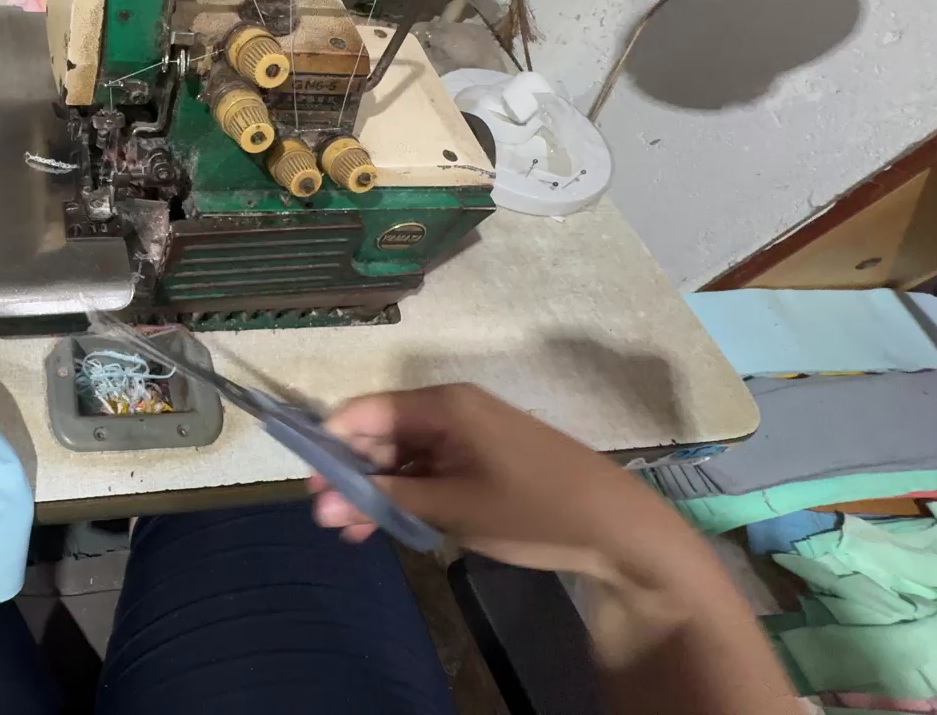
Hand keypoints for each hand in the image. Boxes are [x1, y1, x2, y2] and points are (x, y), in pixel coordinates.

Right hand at [311, 384, 704, 585]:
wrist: (625, 532)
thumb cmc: (532, 509)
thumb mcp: (452, 507)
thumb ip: (385, 498)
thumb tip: (324, 502)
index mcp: (441, 404)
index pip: (365, 411)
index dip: (332, 442)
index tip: (311, 481)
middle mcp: (449, 409)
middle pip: (381, 433)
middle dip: (353, 473)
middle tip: (329, 516)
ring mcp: (467, 433)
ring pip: (403, 455)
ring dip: (378, 488)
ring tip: (354, 530)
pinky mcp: (481, 457)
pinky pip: (429, 468)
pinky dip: (408, 493)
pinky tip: (392, 523)